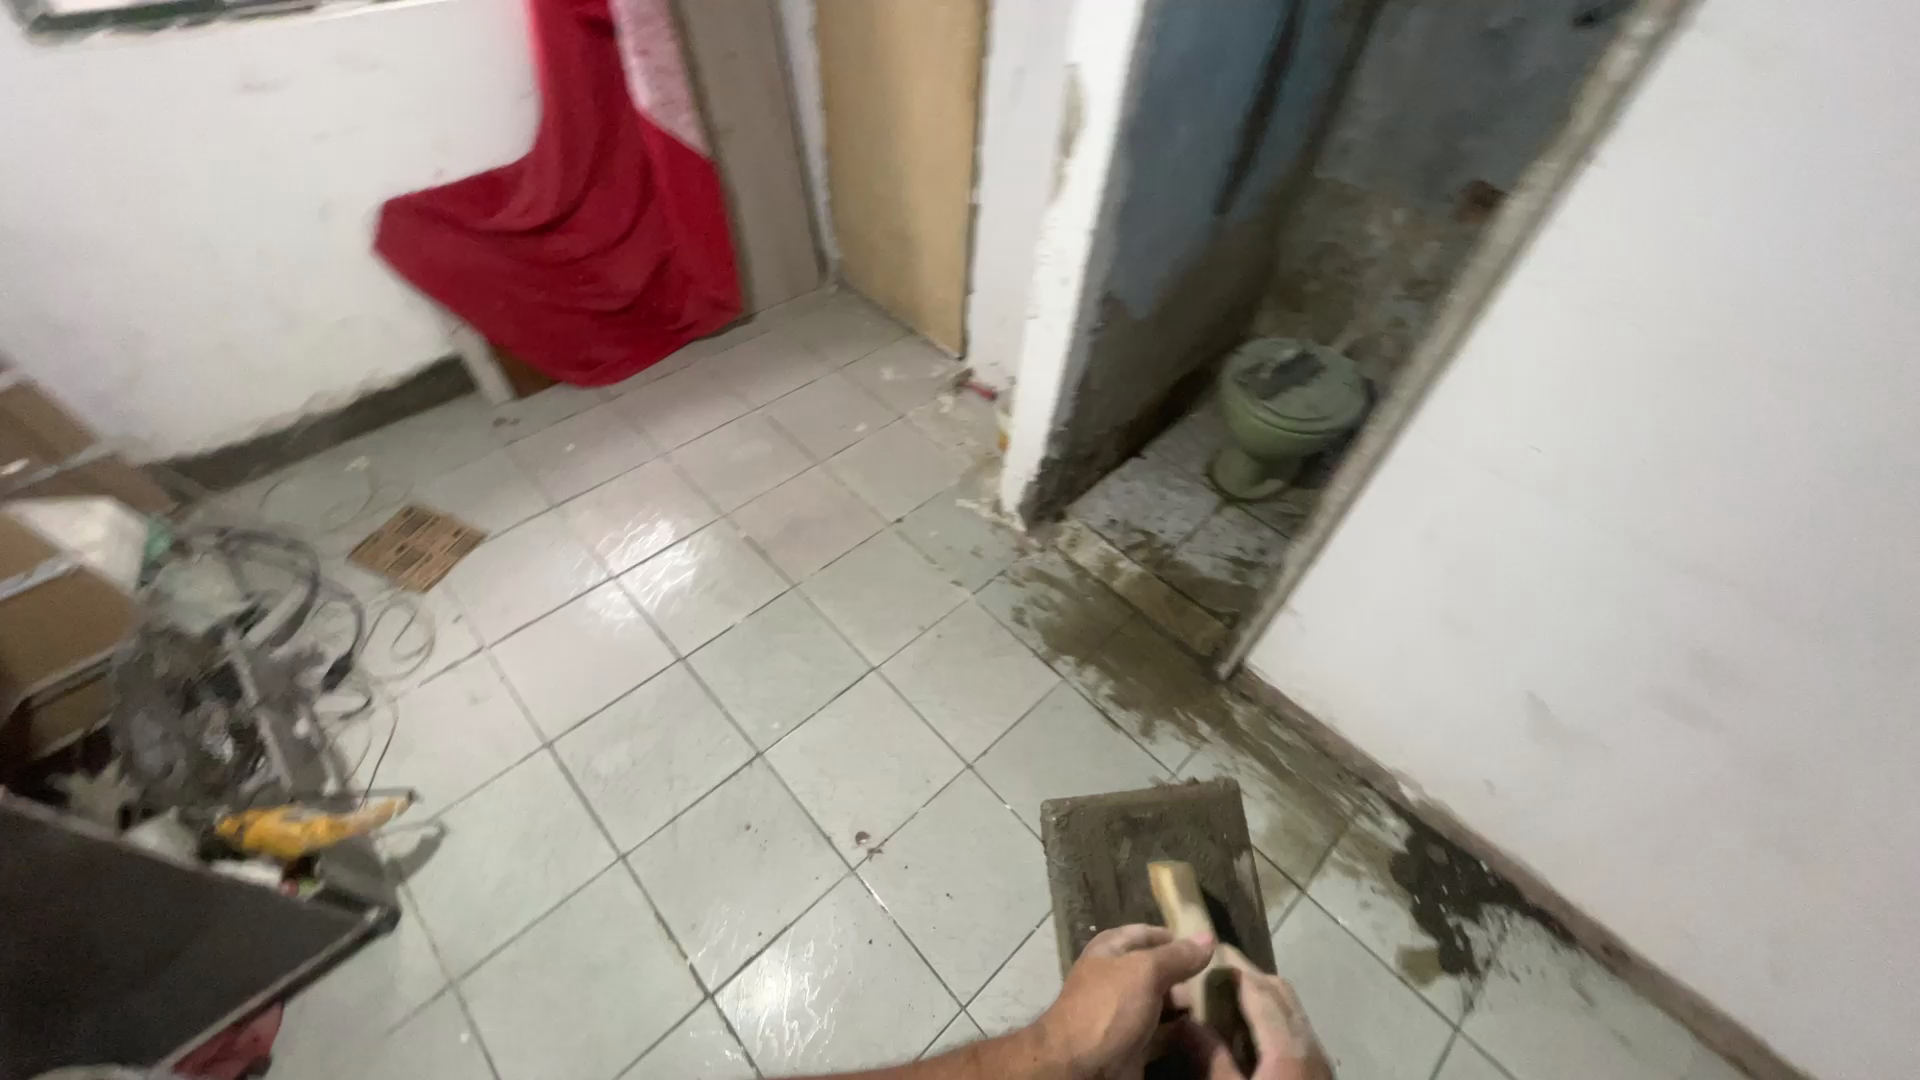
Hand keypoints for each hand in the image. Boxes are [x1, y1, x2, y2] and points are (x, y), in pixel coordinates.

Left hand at [1031, 924, 1213, 1079]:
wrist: (1080, 1068)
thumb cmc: (1109, 1007)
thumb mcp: (1144, 972)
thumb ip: (1176, 956)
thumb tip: (1208, 937)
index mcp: (1111, 950)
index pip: (1148, 934)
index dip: (1176, 938)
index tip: (1210, 948)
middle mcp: (1117, 977)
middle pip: (1157, 971)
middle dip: (1186, 976)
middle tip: (1220, 984)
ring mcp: (1124, 1013)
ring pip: (1162, 1004)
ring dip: (1187, 1007)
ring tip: (1220, 1009)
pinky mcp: (1133, 1045)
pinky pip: (1163, 1034)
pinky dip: (1182, 1035)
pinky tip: (1207, 1035)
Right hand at [1166, 945, 1332, 1079]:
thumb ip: (1210, 1057)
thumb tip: (1188, 1021)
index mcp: (1288, 1048)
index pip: (1258, 988)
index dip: (1231, 966)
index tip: (1202, 953)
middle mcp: (1310, 1046)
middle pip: (1279, 991)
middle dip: (1246, 975)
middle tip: (1210, 976)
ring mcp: (1320, 1064)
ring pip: (1291, 1009)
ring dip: (1261, 996)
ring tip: (1225, 1002)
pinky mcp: (1321, 1079)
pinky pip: (1297, 1030)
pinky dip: (1273, 1018)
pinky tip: (1248, 1036)